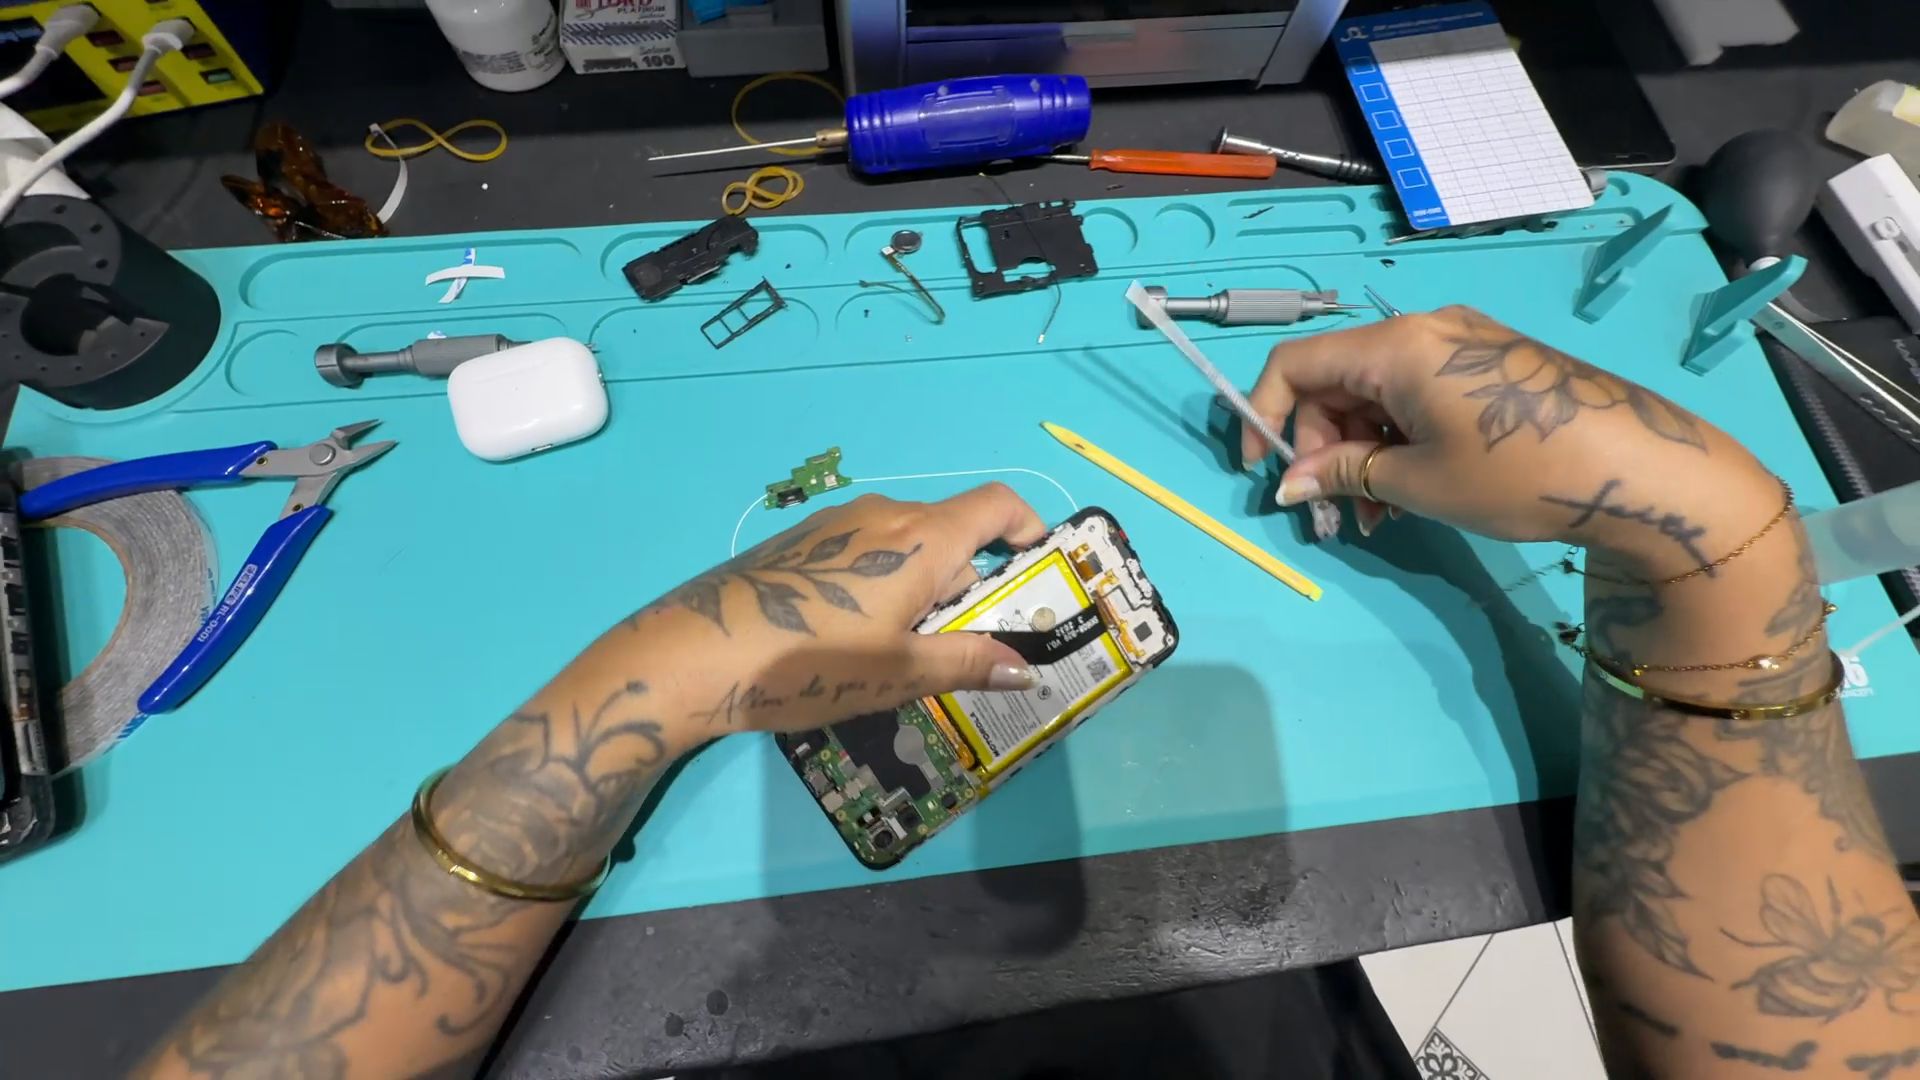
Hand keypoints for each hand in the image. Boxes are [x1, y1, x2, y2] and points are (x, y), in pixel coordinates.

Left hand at [639, 483, 1045, 735]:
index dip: (1027, 526)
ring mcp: (840, 521)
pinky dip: (885, 578)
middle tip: (956, 646)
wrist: (697, 650)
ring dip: (924, 584)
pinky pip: (868, 547)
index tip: (1033, 567)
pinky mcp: (805, 538)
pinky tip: (849, 629)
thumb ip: (969, 664)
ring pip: (909, 543)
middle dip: (968, 584)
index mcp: (922, 539)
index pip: (997, 504)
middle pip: (953, 534)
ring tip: (898, 648)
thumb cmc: (813, 663)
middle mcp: (887, 514)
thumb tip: (1028, 670)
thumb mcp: (900, 673)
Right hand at [1242, 306, 1779, 576]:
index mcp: (1395, 347)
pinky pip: (1409, 398)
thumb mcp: (1413, 480)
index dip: (1263, 413)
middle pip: (1332, 383)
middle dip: (1317, 447)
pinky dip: (1390, 442)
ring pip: (1370, 397)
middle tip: (1327, 505)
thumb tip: (1286, 486)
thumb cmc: (1515, 472)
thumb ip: (1338, 473)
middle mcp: (1421, 332)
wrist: (1649, 474)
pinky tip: (1401, 490)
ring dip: (1354, 454)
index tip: (1260, 467)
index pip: (1294, 364)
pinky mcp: (1481, 365)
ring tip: (1369, 513)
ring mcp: (1456, 345)